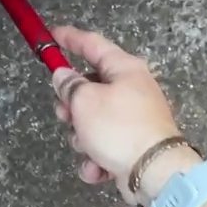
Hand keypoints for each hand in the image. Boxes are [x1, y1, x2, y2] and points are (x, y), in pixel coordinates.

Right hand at [50, 27, 194, 203]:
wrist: (154, 172)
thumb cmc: (119, 129)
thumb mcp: (85, 101)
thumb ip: (70, 86)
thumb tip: (63, 76)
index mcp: (125, 69)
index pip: (92, 45)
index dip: (70, 38)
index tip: (52, 34)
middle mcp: (132, 89)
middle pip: (90, 88)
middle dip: (71, 106)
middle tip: (64, 114)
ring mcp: (134, 119)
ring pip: (93, 121)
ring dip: (81, 137)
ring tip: (86, 147)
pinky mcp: (133, 145)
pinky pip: (104, 146)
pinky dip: (96, 158)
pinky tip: (97, 168)